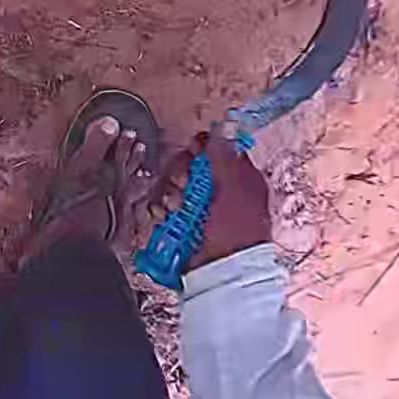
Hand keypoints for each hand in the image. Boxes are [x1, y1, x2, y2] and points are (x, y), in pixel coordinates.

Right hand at [154, 131, 271, 266]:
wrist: (222, 274)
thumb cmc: (237, 232)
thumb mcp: (235, 189)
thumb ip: (225, 157)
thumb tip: (224, 124)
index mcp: (238, 178)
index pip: (213, 150)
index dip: (200, 149)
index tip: (193, 154)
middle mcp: (217, 190)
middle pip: (188, 165)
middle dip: (180, 172)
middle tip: (183, 185)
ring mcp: (197, 207)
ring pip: (172, 183)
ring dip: (169, 192)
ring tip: (175, 206)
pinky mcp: (180, 222)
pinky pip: (162, 204)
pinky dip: (160, 207)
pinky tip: (165, 214)